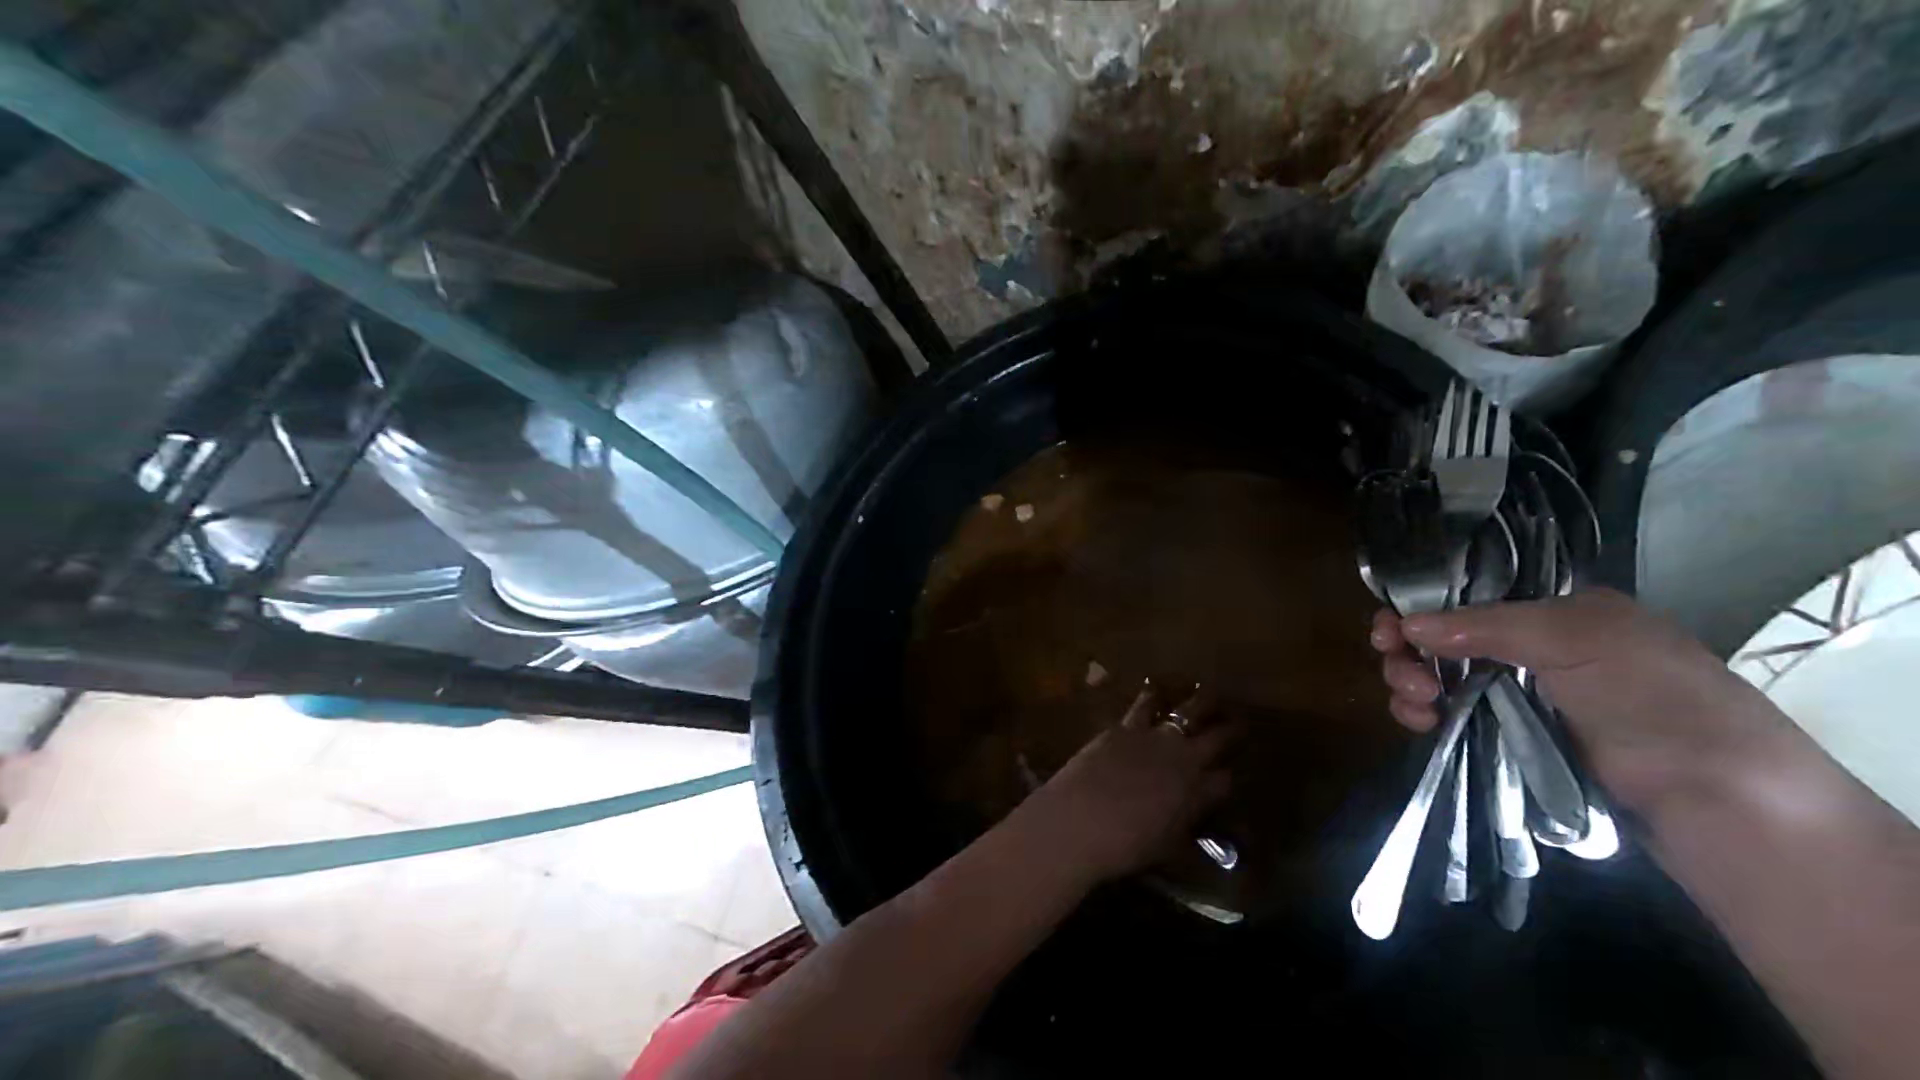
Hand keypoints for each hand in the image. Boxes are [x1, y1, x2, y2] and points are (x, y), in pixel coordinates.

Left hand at [1011, 685, 1234, 882]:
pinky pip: (1145, 704)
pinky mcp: (1124, 726)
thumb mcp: (1167, 849)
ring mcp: (1155, 737)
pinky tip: (1155, 689)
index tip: (1227, 775)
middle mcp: (1184, 758)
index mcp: (1199, 792)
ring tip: (1206, 692)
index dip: (1227, 777)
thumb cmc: (1126, 846)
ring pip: (1187, 710)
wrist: (1081, 821)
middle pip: (1218, 736)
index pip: (1225, 780)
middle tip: (1240, 717)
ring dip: (1200, 701)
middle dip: (1232, 728)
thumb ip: (1186, 836)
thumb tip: (1199, 838)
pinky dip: (1154, 696)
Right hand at [1368, 588, 1790, 809]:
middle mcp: (1534, 650)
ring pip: (1438, 678)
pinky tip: (1421, 722)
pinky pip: (1448, 717)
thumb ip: (1487, 625)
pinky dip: (1423, 714)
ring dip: (1411, 683)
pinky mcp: (1510, 740)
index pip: (1468, 598)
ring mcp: (1520, 697)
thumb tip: (1408, 625)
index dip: (1422, 608)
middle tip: (1401, 670)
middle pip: (1443, 638)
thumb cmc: (1654, 699)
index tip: (1389, 629)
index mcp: (1557, 613)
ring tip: (1416, 703)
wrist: (1718, 800)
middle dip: (1410, 651)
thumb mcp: (1577, 640)